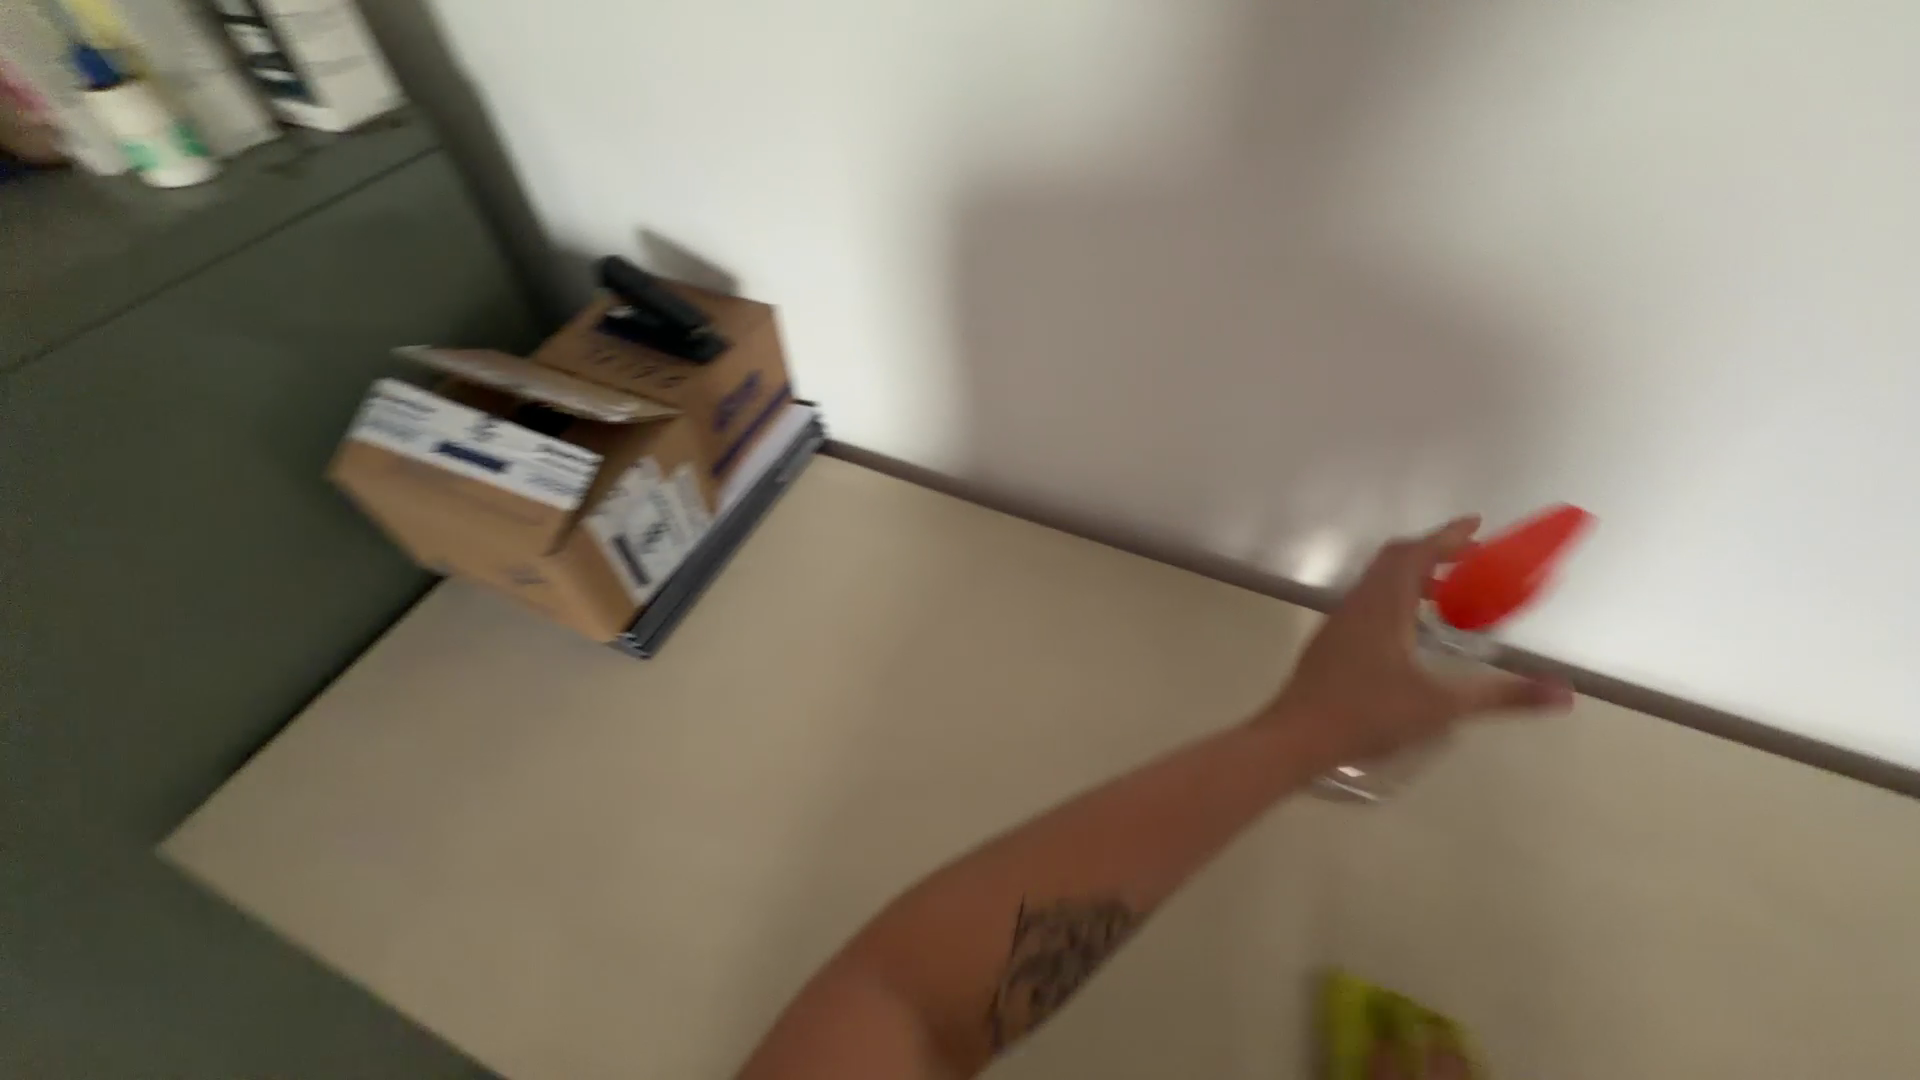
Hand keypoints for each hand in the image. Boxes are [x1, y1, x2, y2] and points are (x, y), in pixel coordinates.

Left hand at [1263, 516, 1572, 765]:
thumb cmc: (1369, 712)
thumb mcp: (1442, 705)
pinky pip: (1367, 603)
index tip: (1476, 524)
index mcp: (1382, 606)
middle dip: (1433, 552)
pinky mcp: (1331, 641)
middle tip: (1471, 559)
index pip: (1415, 554)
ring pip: (1377, 583)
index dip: (1446, 536)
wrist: (1298, 734)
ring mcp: (1340, 622)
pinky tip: (1412, 631)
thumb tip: (1564, 693)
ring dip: (1413, 577)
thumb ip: (1502, 695)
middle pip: (1393, 561)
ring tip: (1450, 596)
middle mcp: (1358, 604)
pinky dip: (1396, 599)